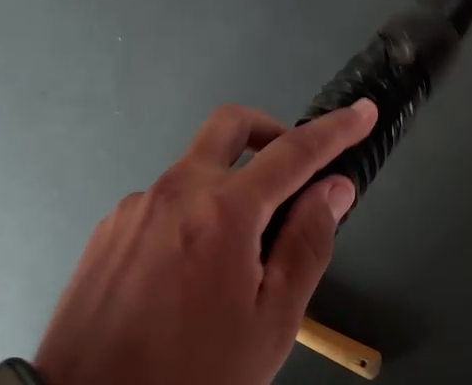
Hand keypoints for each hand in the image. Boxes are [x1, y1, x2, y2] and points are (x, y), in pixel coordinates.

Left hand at [33, 100, 379, 384]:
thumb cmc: (191, 375)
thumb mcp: (270, 324)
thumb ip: (307, 245)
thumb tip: (332, 190)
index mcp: (224, 210)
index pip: (294, 152)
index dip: (336, 130)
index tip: (361, 112)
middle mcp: (177, 190)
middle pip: (232, 124)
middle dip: (270, 129)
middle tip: (291, 167)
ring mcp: (137, 205)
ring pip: (195, 167)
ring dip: (228, 184)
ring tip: (236, 255)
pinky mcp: (110, 227)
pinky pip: (164, 202)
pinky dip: (191, 215)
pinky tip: (189, 275)